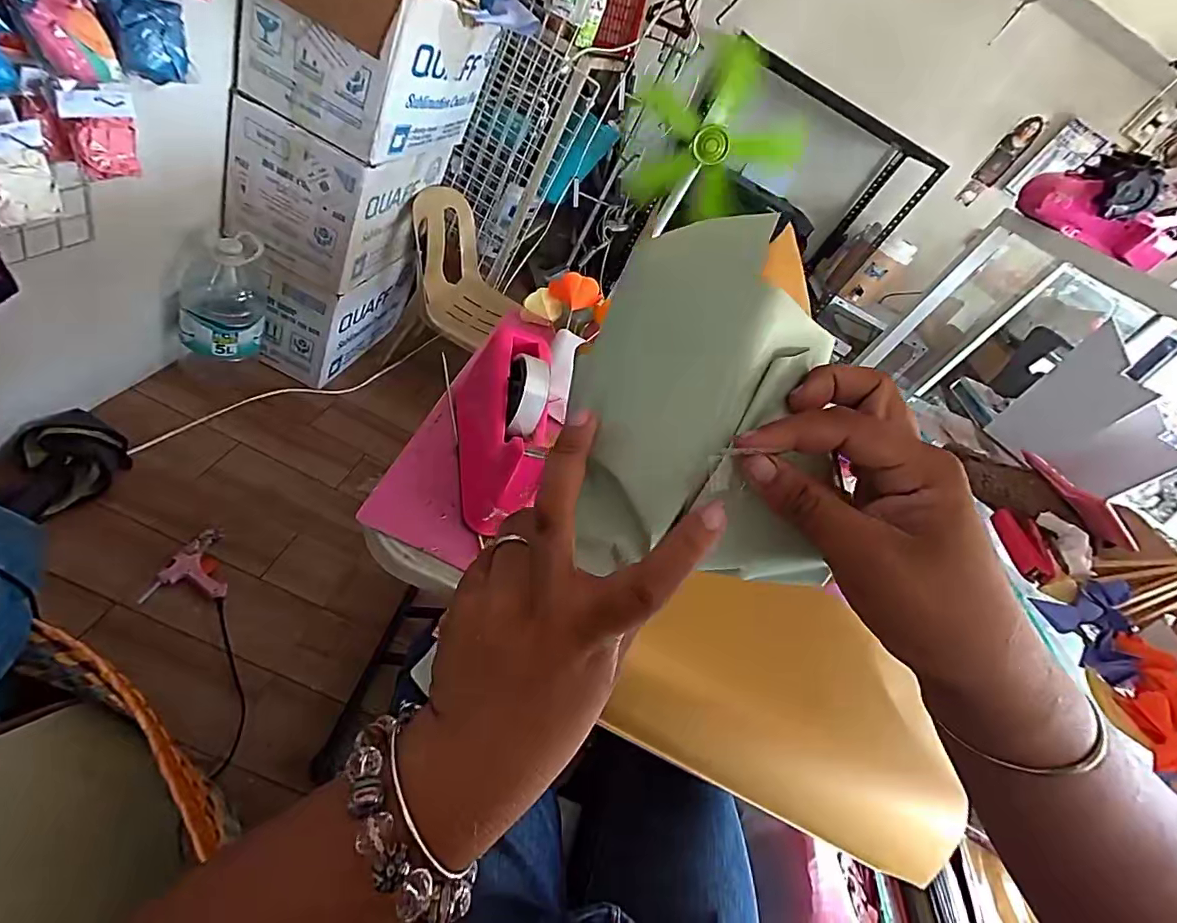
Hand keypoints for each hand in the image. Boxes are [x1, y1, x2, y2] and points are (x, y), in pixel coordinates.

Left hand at [396, 411, 725, 869]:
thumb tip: (627, 571)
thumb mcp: (602, 674)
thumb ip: (615, 618)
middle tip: (586, 419)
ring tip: (532, 565)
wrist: (469, 758)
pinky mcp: (462, 596)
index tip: (714, 507)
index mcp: (589, 630)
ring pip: (517, 532)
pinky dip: (504, 562)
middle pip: (552, 516)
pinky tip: (505, 594)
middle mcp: (542, 604)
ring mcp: (496, 597)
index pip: (647, 585)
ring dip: (530, 535)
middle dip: (570, 459)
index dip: (685, 547)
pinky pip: (492, 557)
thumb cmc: (551, 723)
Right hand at [732, 366, 1011, 696]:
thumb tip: (753, 462)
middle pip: (872, 397)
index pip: (850, 425)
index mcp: (922, 465)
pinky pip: (853, 463)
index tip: (747, 444)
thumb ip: (806, 503)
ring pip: (864, 424)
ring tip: (781, 431)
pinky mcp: (890, 504)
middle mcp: (916, 461)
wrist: (977, 665)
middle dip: (826, 389)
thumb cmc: (930, 609)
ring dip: (824, 417)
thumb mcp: (861, 556)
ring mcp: (905, 482)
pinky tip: (796, 470)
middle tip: (783, 408)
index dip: (793, 430)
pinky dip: (822, 456)